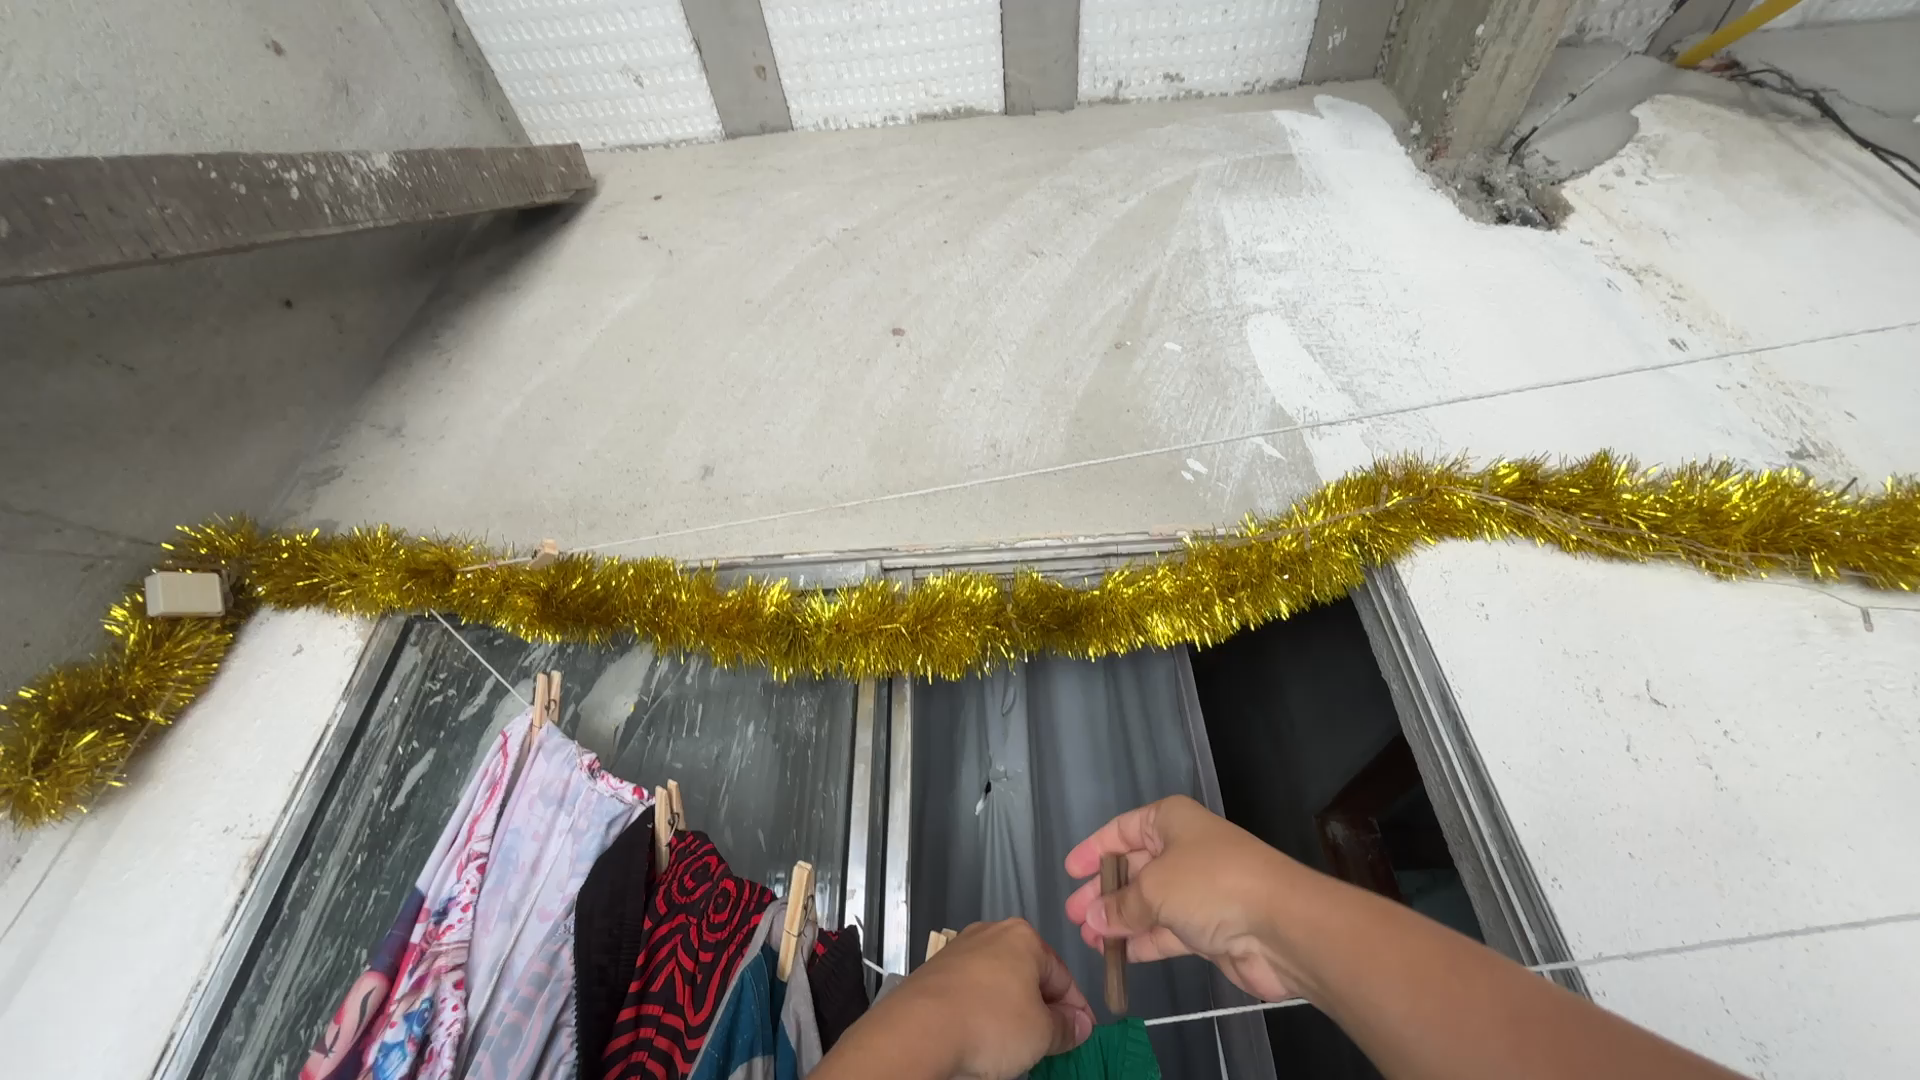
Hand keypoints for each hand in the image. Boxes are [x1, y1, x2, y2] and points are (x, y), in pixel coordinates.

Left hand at [824, 918, 1092, 1079]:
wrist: (919, 1029)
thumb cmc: (990, 1023)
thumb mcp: (1041, 1033)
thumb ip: (1066, 1027)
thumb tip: (1080, 1023)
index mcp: (1023, 937)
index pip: (1062, 974)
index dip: (1077, 1009)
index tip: (1083, 1036)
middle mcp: (991, 933)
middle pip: (1030, 974)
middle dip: (1043, 1009)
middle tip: (1051, 1043)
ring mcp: (961, 950)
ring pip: (1000, 983)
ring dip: (1013, 1011)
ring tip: (1017, 1046)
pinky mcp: (937, 970)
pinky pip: (973, 991)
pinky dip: (984, 1012)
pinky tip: (984, 1038)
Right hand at [1064, 795, 1321, 1002]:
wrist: (1282, 926)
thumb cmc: (1211, 883)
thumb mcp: (1155, 887)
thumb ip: (1120, 905)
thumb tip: (1093, 917)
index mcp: (1170, 820)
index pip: (1122, 830)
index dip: (1094, 850)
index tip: (1070, 871)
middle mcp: (1182, 849)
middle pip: (1133, 868)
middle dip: (1104, 892)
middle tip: (1074, 914)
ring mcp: (1196, 890)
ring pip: (1147, 903)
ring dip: (1119, 921)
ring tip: (1089, 938)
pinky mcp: (1208, 927)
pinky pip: (1165, 930)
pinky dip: (1142, 940)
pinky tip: (1119, 954)